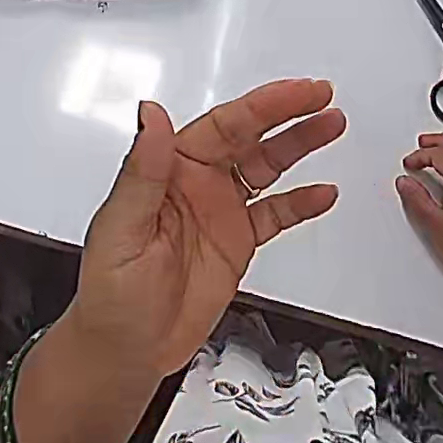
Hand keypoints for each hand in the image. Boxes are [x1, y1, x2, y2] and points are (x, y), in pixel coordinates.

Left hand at [16, 79, 345, 442]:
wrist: (127, 351)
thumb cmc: (111, 293)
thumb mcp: (122, 229)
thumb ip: (143, 171)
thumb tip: (152, 116)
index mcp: (171, 170)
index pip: (223, 125)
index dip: (263, 105)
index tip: (296, 92)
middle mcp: (198, 182)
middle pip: (250, 136)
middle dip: (288, 113)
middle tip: (321, 96)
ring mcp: (220, 210)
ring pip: (267, 166)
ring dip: (299, 145)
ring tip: (331, 125)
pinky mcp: (236, 241)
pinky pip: (274, 213)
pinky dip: (300, 202)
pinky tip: (322, 192)